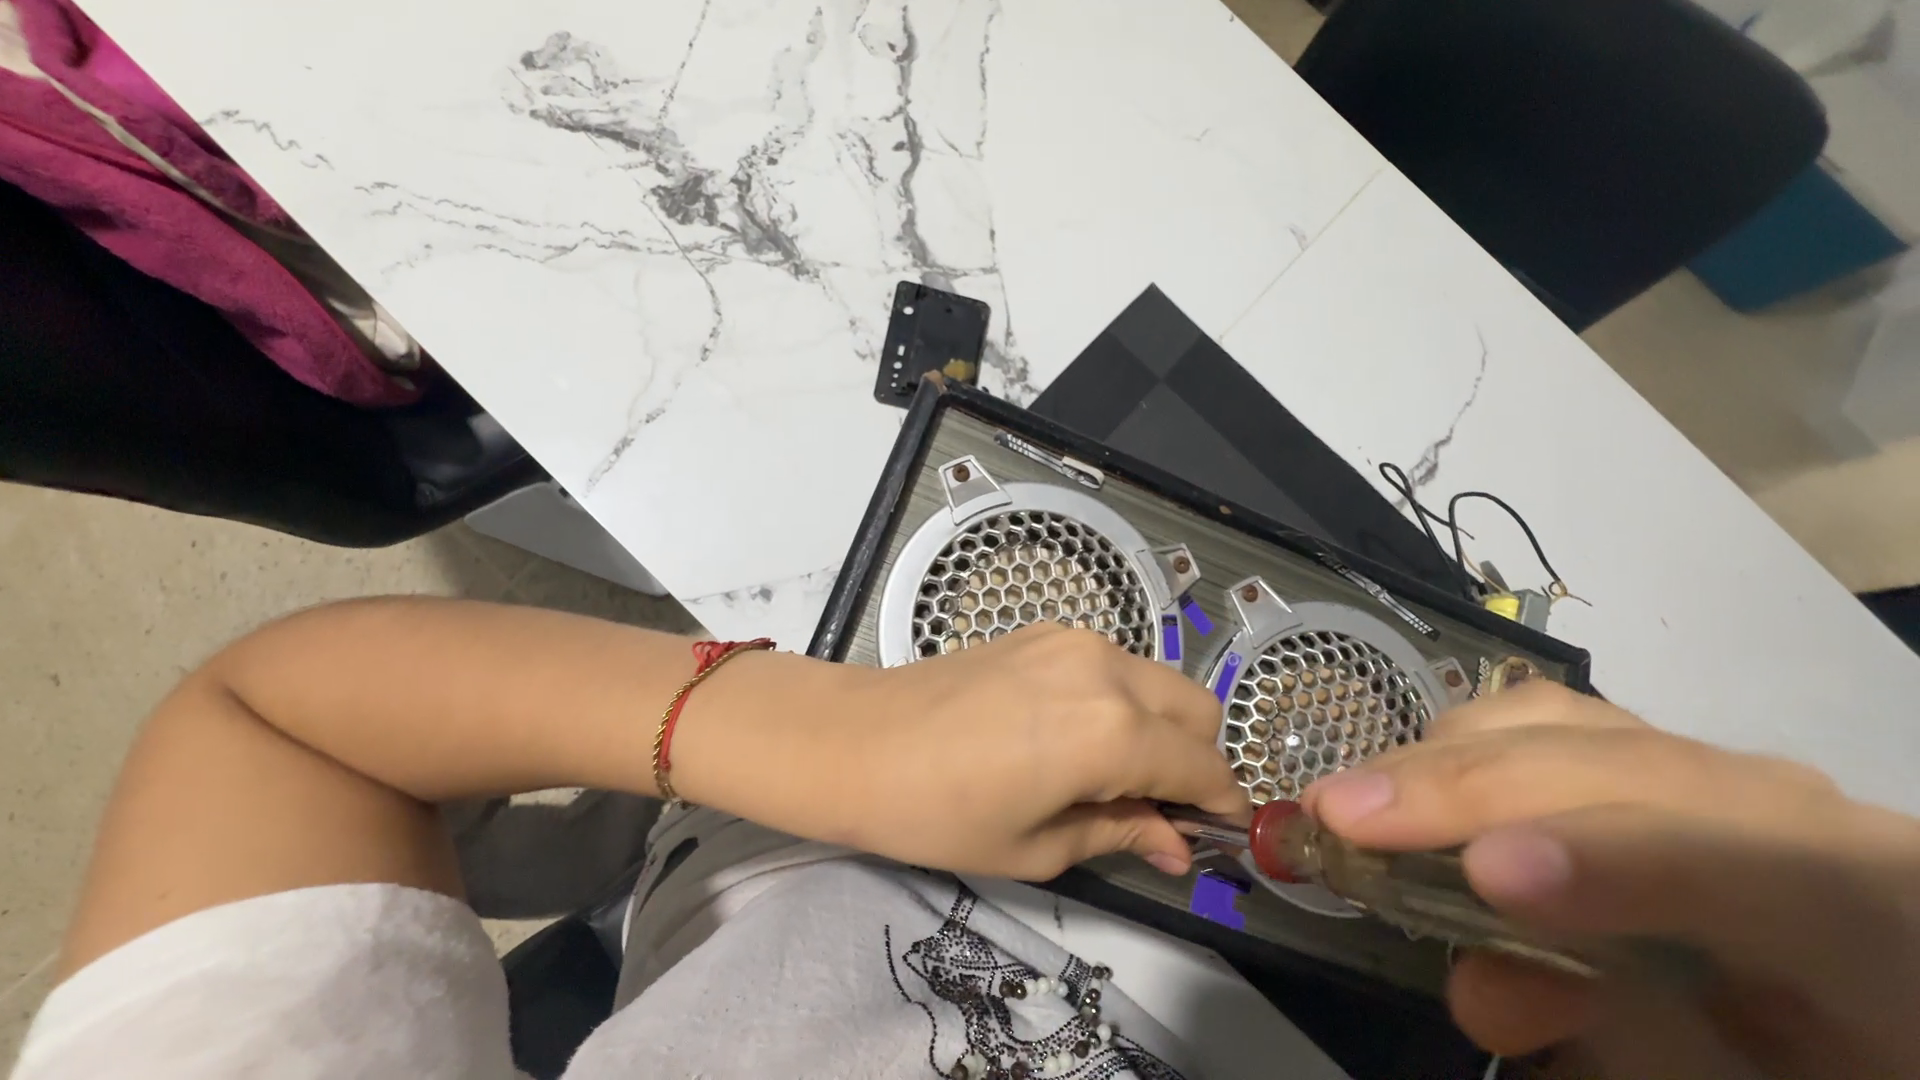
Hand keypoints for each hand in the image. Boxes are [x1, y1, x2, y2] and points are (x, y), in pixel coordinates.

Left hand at [685, 622, 1245, 880]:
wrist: (856, 741)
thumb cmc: (939, 812)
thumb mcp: (1037, 847)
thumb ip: (1122, 833)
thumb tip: (1178, 846)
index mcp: (1111, 731)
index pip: (1203, 766)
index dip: (1222, 806)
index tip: (1218, 836)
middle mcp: (1105, 670)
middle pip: (1197, 708)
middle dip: (1197, 760)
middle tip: (1158, 809)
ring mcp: (1072, 640)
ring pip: (1156, 680)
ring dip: (1158, 727)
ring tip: (1110, 776)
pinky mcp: (1043, 631)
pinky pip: (1112, 665)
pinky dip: (1120, 700)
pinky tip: (1075, 736)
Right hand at [1300, 682, 1919, 1079]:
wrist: (1838, 996)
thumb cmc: (1805, 1057)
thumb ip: (1624, 1032)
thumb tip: (1483, 981)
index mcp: (1876, 913)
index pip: (1755, 866)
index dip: (1618, 862)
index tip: (1490, 879)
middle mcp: (1791, 810)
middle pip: (1624, 766)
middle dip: (1475, 787)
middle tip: (1343, 816)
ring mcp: (1706, 769)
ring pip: (1565, 723)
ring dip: (1443, 760)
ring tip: (1355, 801)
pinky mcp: (1636, 758)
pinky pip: (1539, 727)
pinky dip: (1455, 750)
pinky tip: (1402, 786)